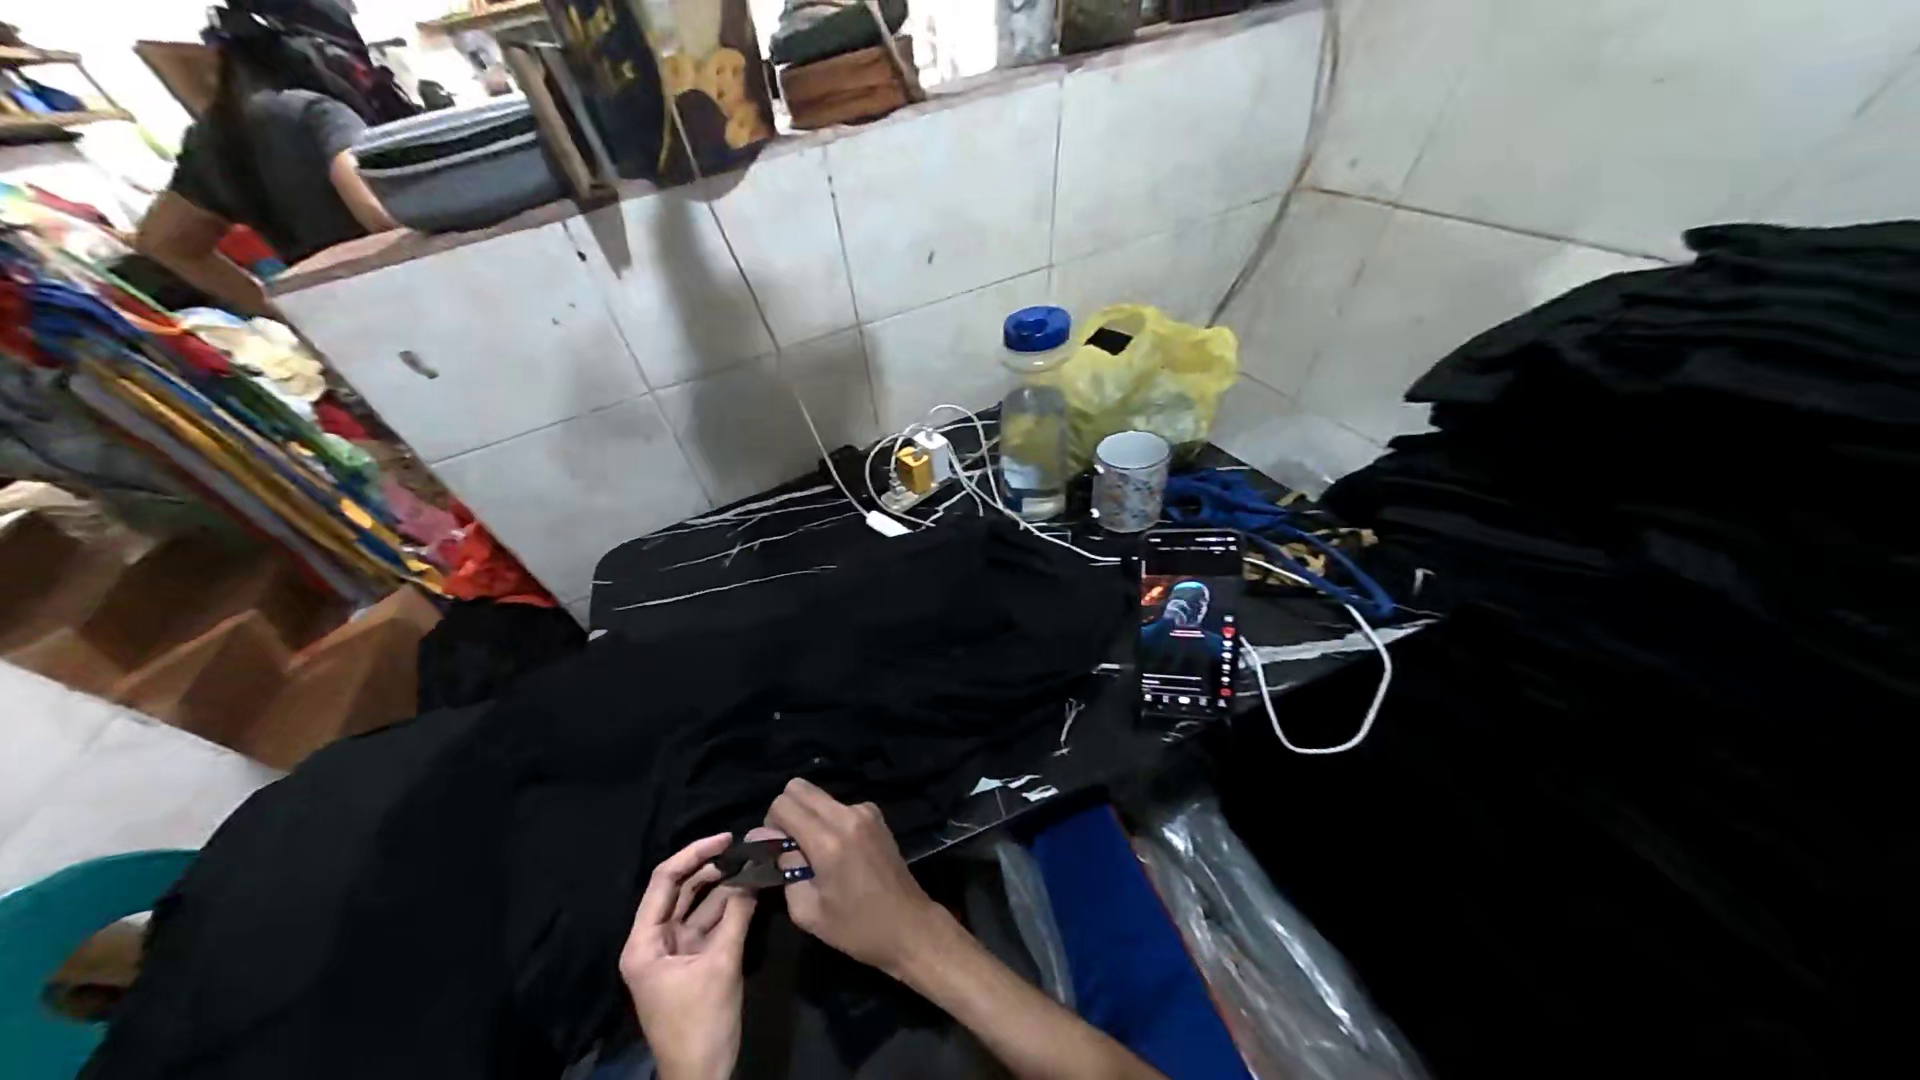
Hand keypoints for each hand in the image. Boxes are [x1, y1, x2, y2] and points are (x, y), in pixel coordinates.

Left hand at [619, 832, 756, 1079]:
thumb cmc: (700, 1023)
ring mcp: (677, 950)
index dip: (694, 854)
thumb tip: (754, 873)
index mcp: (644, 942)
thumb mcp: (720, 965)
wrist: (702, 1076)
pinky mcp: (696, 959)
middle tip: (747, 847)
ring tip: (755, 862)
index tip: (726, 839)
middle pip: (683, 889)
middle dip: (714, 867)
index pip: (664, 881)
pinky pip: (712, 922)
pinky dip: (732, 906)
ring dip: (727, 885)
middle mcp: (656, 940)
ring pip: (701, 904)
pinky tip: (753, 889)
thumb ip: (736, 915)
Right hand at [764, 778, 942, 976]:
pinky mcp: (877, 815)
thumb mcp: (807, 910)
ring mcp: (865, 811)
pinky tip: (840, 850)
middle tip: (790, 846)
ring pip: (821, 796)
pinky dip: (831, 821)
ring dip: (810, 816)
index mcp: (827, 840)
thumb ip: (784, 868)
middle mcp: (847, 815)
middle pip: (800, 788)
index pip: (783, 804)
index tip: (775, 848)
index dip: (771, 823)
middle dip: (787, 812)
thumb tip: (766, 840)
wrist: (908, 925)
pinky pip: (841, 806)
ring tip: (816, 852)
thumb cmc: (855, 927)